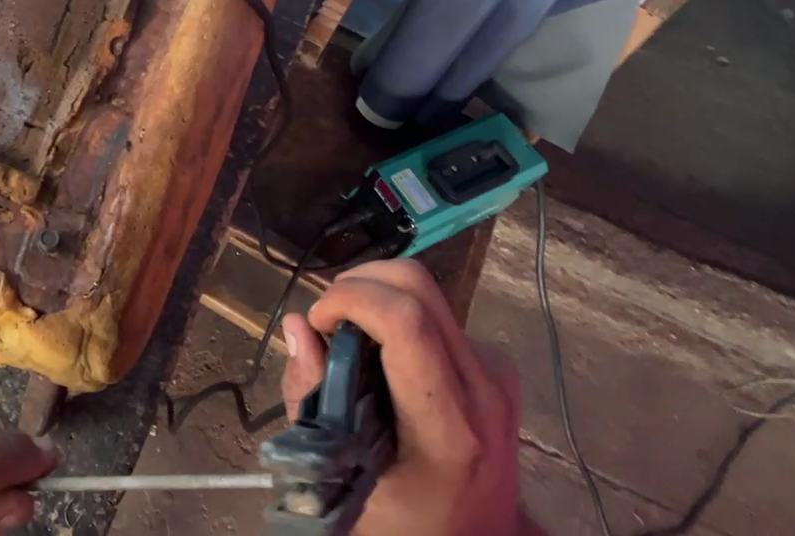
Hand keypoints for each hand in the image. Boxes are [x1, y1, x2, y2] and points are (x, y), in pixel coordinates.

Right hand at [279, 260, 529, 535]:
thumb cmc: (405, 521)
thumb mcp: (342, 478)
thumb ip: (312, 400)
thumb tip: (297, 325)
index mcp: (448, 427)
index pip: (406, 321)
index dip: (350, 298)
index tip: (318, 321)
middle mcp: (484, 389)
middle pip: (416, 285)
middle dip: (357, 283)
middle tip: (327, 319)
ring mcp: (497, 372)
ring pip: (425, 290)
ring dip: (374, 296)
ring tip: (349, 337)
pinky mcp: (497, 363)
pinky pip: (436, 310)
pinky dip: (394, 311)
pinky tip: (380, 352)